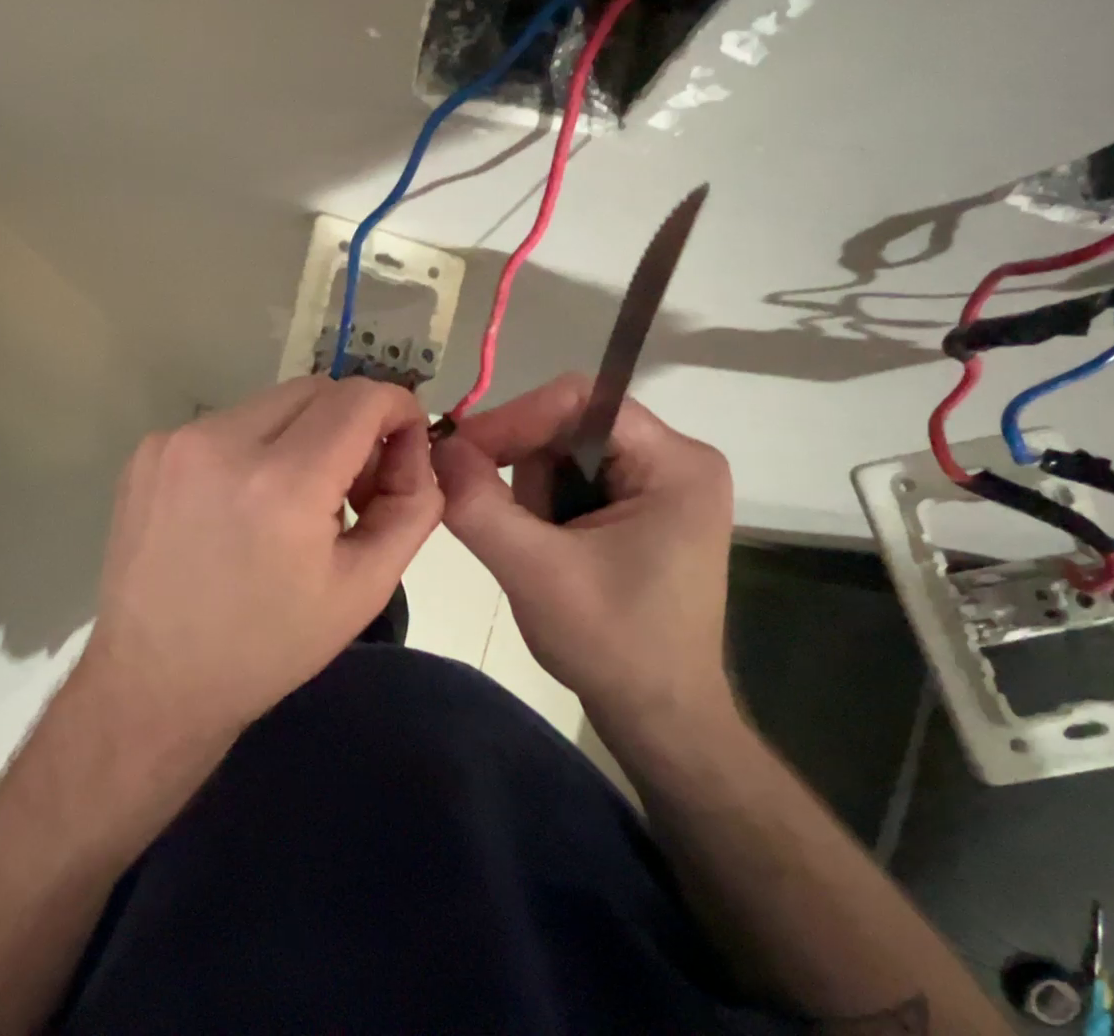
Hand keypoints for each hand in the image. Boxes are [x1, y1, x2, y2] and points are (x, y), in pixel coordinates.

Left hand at [77, 376, 442, 755]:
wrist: (155, 680)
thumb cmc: (266, 649)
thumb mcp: (364, 589)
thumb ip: (412, 507)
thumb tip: (413, 453)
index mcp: (283, 483)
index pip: (360, 397)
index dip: (398, 412)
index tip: (402, 452)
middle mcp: (221, 443)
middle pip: (314, 391)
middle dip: (349, 425)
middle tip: (350, 490)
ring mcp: (173, 444)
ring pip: (267, 406)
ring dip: (297, 437)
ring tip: (292, 505)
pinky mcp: (144, 454)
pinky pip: (221, 428)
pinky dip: (248, 451)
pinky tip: (240, 510)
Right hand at [429, 374, 735, 730]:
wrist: (659, 713)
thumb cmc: (610, 641)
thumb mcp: (533, 569)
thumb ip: (478, 503)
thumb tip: (436, 446)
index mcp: (674, 463)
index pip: (581, 401)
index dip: (513, 419)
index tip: (458, 455)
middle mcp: (676, 464)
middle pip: (571, 429)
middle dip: (521, 469)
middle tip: (488, 515)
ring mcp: (662, 491)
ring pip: (567, 459)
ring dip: (530, 497)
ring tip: (530, 551)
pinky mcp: (644, 517)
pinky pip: (576, 488)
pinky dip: (543, 513)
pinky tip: (541, 552)